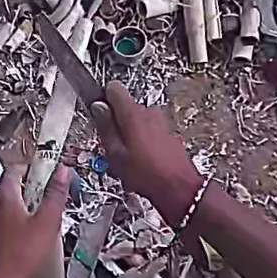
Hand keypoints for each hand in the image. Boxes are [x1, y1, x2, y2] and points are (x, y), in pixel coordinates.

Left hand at [0, 162, 71, 277]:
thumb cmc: (21, 256)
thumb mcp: (47, 223)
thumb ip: (55, 195)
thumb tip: (63, 171)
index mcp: (4, 196)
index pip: (15, 170)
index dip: (30, 169)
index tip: (45, 173)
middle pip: (9, 187)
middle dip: (27, 189)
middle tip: (45, 198)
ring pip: (3, 205)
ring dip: (19, 207)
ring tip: (37, 218)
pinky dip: (11, 222)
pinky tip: (23, 236)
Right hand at [90, 83, 204, 220]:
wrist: (179, 188)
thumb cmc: (146, 174)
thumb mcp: (115, 153)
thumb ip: (105, 126)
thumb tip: (97, 106)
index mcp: (133, 114)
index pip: (114, 89)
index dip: (103, 99)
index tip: (99, 116)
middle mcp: (149, 112)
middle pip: (125, 107)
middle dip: (116, 122)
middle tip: (111, 146)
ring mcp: (161, 122)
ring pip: (137, 120)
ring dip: (129, 133)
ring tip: (127, 157)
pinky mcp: (169, 133)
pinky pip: (149, 130)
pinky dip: (142, 140)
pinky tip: (141, 160)